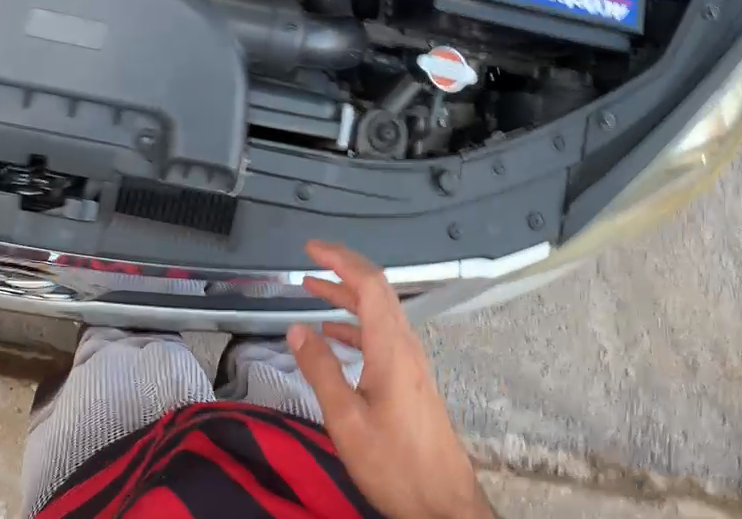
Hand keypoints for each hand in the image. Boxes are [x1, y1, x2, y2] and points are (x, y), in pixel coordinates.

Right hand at [287, 241, 494, 518]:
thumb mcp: (347, 421)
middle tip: (310, 259)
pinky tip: (333, 335)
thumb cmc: (395, 463)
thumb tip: (296, 329)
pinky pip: (381, 334)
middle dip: (343, 268)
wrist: (445, 505)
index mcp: (391, 346)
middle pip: (377, 290)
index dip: (340, 258)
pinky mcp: (411, 380)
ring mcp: (411, 362)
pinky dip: (354, 324)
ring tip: (313, 289)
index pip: (369, 283)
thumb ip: (321, 371)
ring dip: (346, 295)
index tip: (311, 248)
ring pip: (378, 312)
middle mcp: (404, 345)